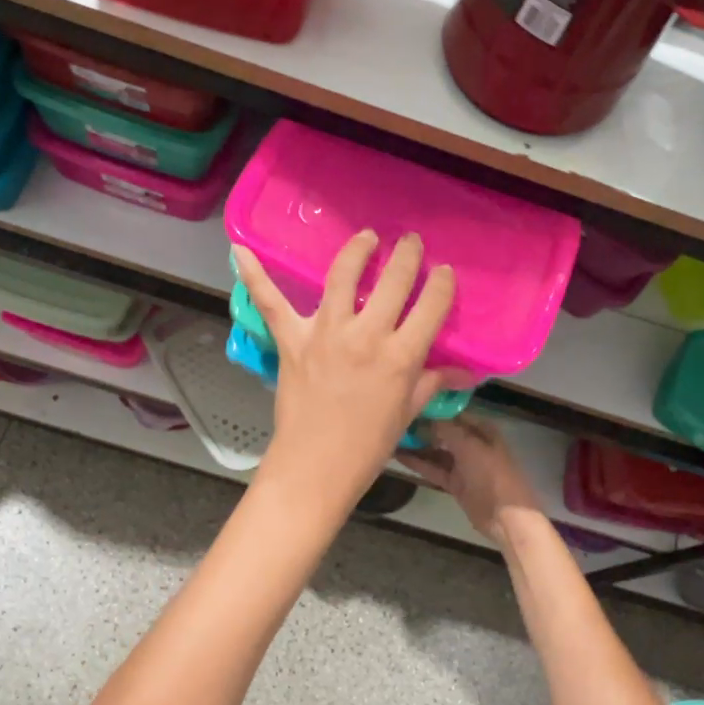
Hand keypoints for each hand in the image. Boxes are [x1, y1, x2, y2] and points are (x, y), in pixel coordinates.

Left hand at [235, 230, 453, 499]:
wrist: (316, 466)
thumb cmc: (368, 445)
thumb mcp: (408, 412)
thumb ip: (432, 382)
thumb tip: (463, 371)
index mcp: (401, 356)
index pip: (431, 306)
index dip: (441, 283)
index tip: (443, 272)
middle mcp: (366, 336)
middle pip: (393, 281)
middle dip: (407, 255)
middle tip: (411, 243)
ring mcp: (326, 334)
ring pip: (342, 276)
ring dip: (357, 250)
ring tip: (366, 238)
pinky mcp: (292, 340)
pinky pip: (271, 302)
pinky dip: (254, 275)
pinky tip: (239, 250)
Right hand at [398, 416, 542, 542]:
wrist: (505, 516)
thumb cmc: (491, 474)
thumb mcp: (469, 446)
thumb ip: (446, 429)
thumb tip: (425, 417)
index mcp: (481, 430)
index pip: (453, 413)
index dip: (433, 409)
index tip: (409, 402)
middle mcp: (472, 443)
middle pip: (443, 431)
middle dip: (422, 427)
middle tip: (395, 419)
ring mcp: (463, 464)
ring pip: (436, 451)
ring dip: (417, 445)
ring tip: (391, 435)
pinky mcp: (455, 482)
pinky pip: (434, 469)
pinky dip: (418, 463)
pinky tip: (398, 455)